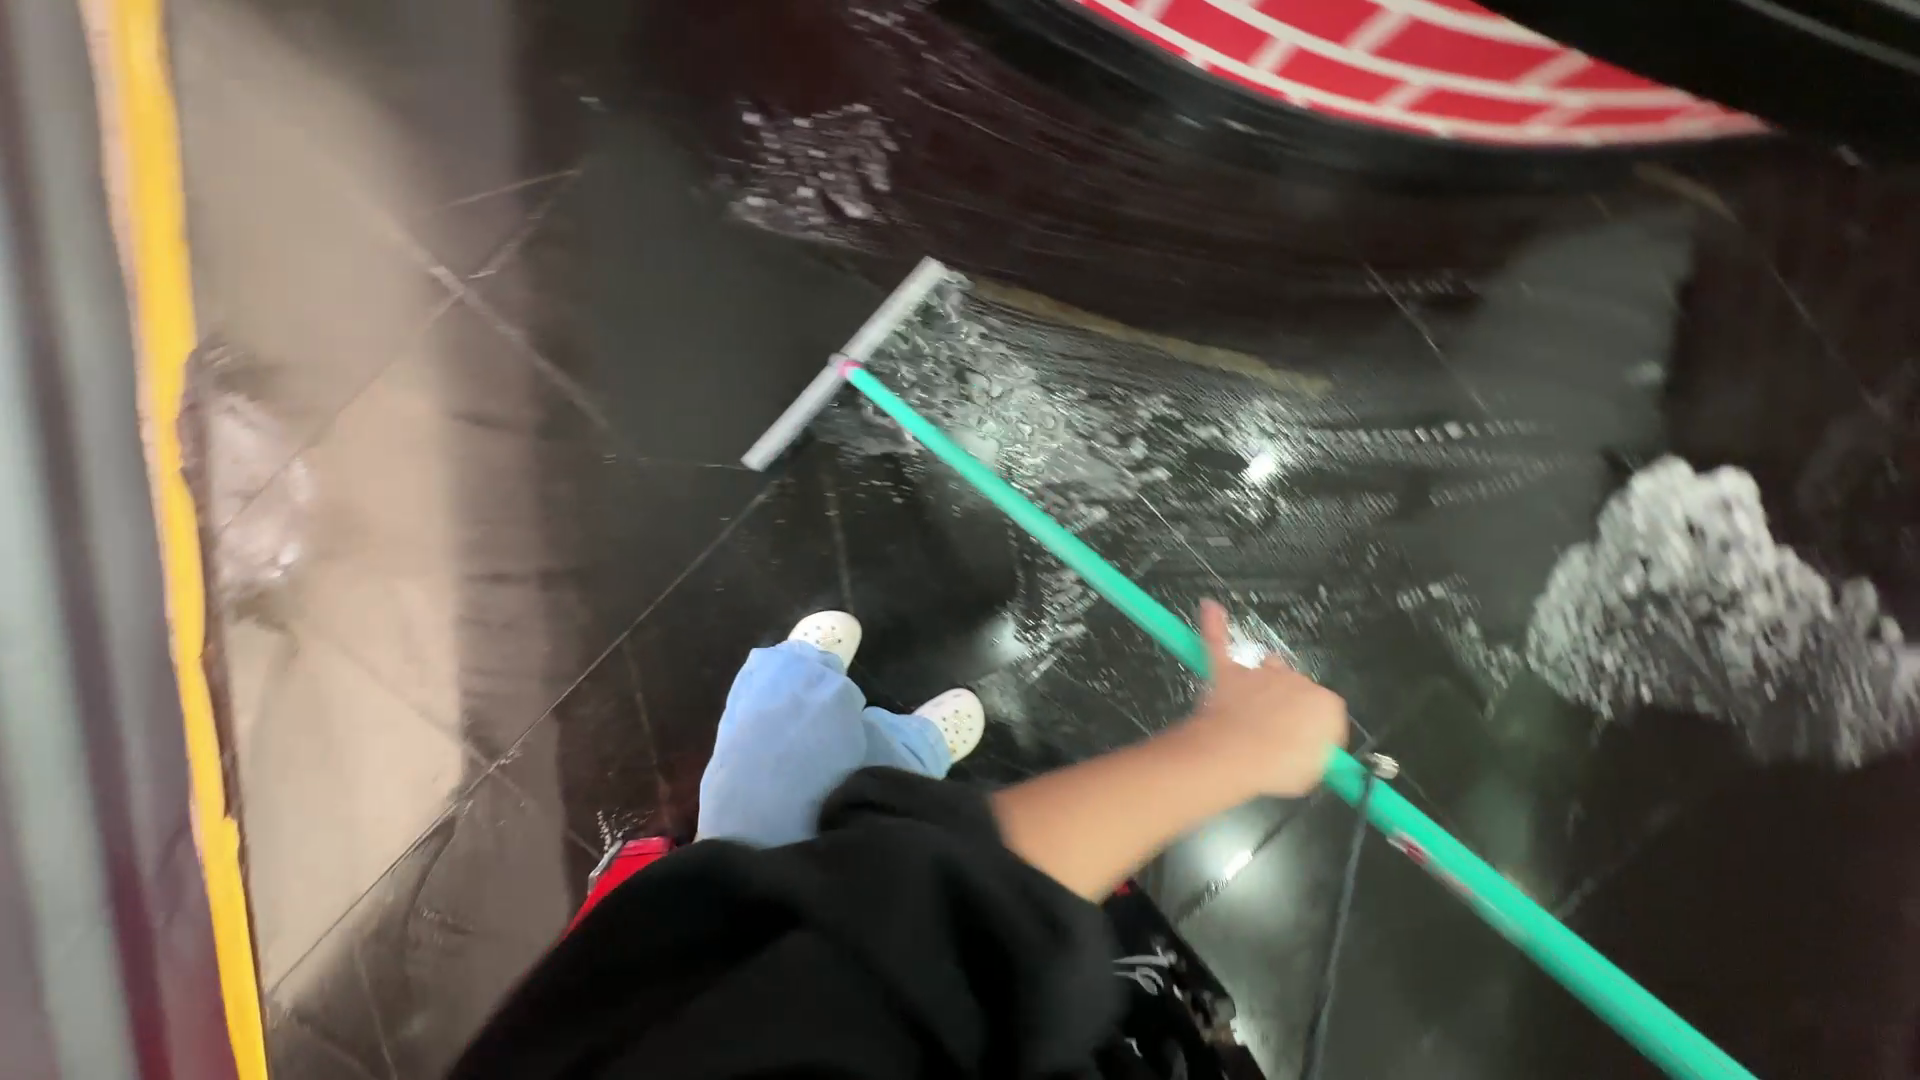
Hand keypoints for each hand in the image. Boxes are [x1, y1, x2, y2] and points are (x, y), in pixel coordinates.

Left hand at [1183, 599, 1348, 797]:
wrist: (1236, 751)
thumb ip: (1315, 752)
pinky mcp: (1227, 671)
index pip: (1326, 714)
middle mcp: (1296, 681)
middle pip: (1295, 689)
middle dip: (1287, 708)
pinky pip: (1218, 641)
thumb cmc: (1278, 765)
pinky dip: (1214, 625)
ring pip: (1266, 667)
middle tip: (1273, 734)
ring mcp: (1259, 674)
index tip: (1302, 747)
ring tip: (1255, 703)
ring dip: (1263, 681)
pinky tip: (1210, 607)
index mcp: (1326, 704)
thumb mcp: (1314, 770)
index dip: (1312, 732)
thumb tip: (1308, 749)